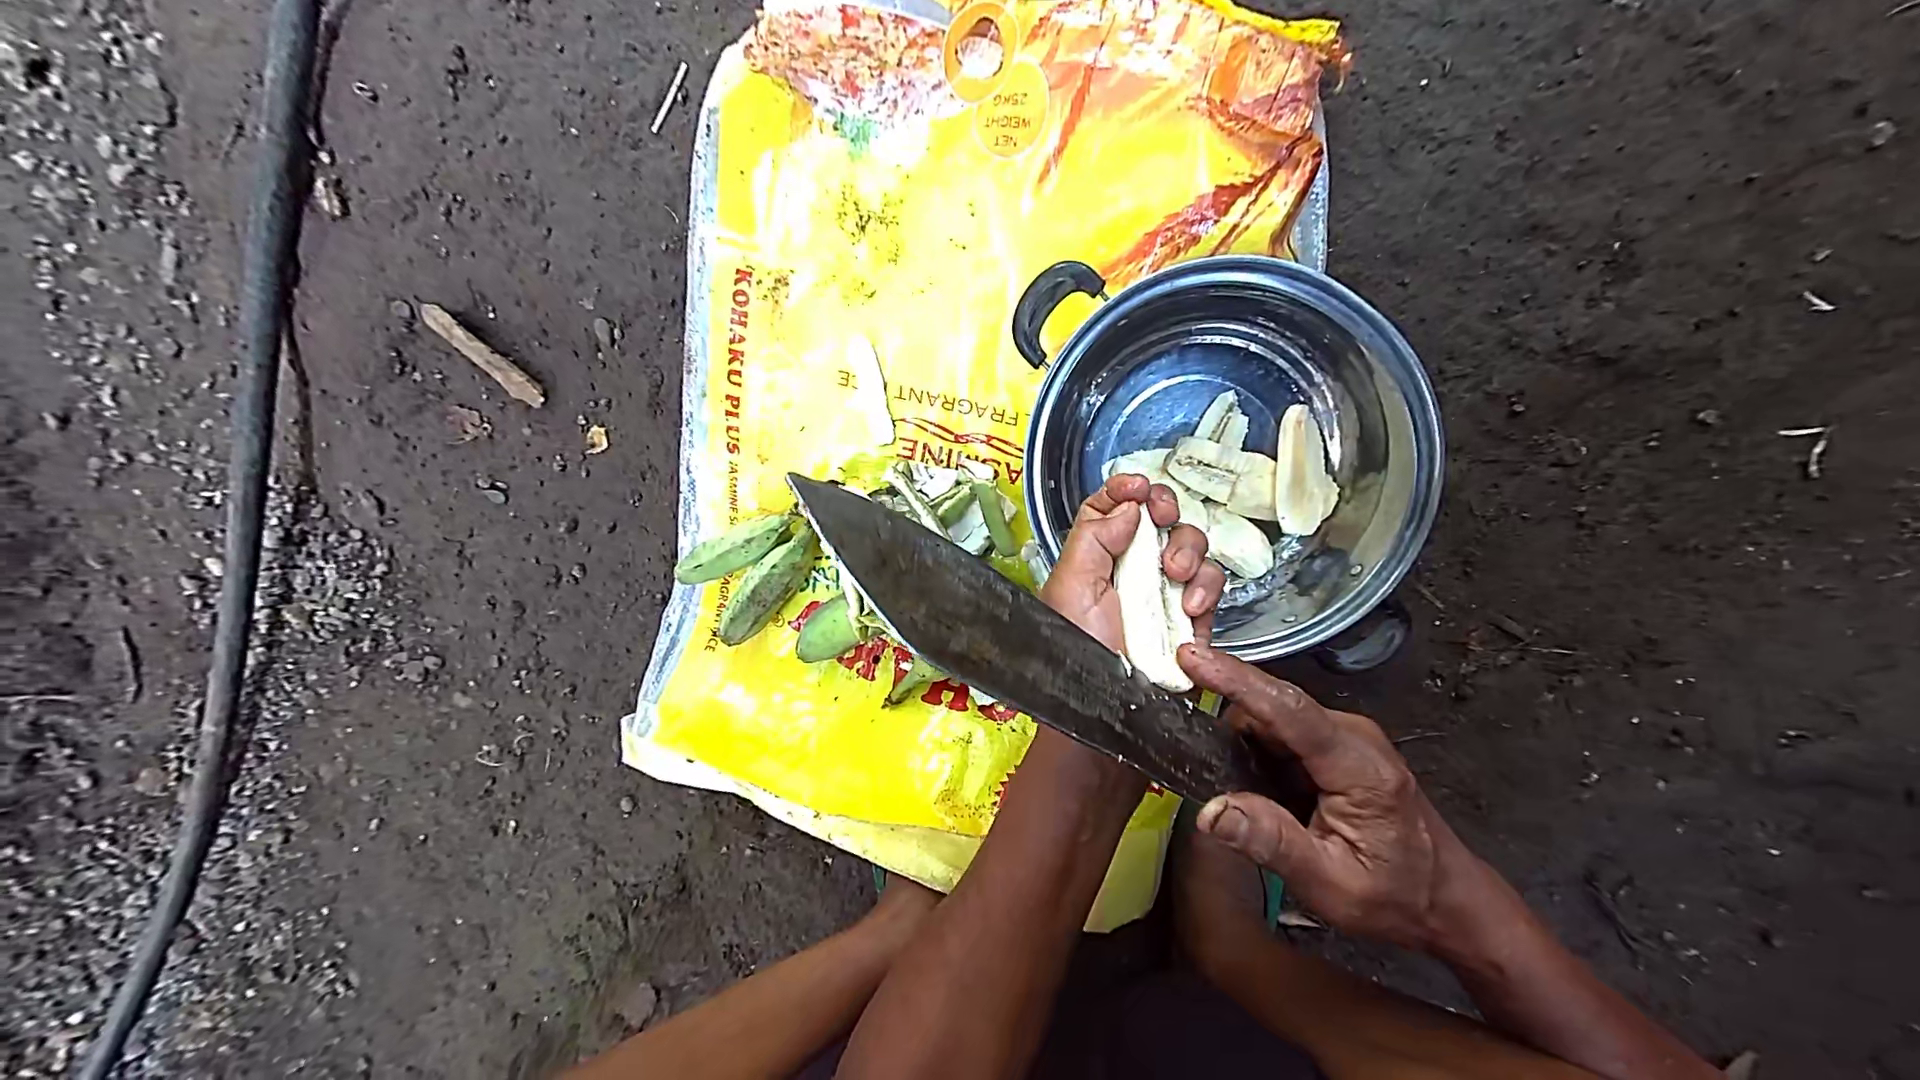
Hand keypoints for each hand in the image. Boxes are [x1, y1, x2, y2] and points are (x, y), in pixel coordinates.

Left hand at [1038, 473, 1225, 651]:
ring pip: (1190, 544)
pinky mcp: (1193, 615)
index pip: (1111, 507)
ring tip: (1173, 574)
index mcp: (1094, 556)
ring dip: (1186, 549)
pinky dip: (1206, 586)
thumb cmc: (1077, 650)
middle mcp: (1130, 567)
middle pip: (1157, 516)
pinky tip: (1189, 606)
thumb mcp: (1069, 587)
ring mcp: (1164, 590)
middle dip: (1164, 509)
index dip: (1125, 489)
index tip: (1138, 487)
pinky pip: (1212, 583)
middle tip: (1161, 516)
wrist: (1111, 710)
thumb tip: (1128, 504)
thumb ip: (1094, 538)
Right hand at [1177, 643, 1475, 950]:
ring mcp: (1342, 734)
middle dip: (1228, 727)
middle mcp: (1352, 735)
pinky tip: (1260, 787)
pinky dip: (1257, 751)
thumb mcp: (1332, 886)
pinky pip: (1277, 729)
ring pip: (1269, 718)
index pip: (1289, 709)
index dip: (1236, 680)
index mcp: (1360, 767)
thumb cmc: (1398, 897)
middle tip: (1200, 763)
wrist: (1448, 899)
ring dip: (1243, 746)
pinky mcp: (1331, 741)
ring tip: (1245, 793)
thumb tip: (1210, 811)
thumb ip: (1270, 843)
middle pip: (1270, 708)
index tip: (1191, 658)